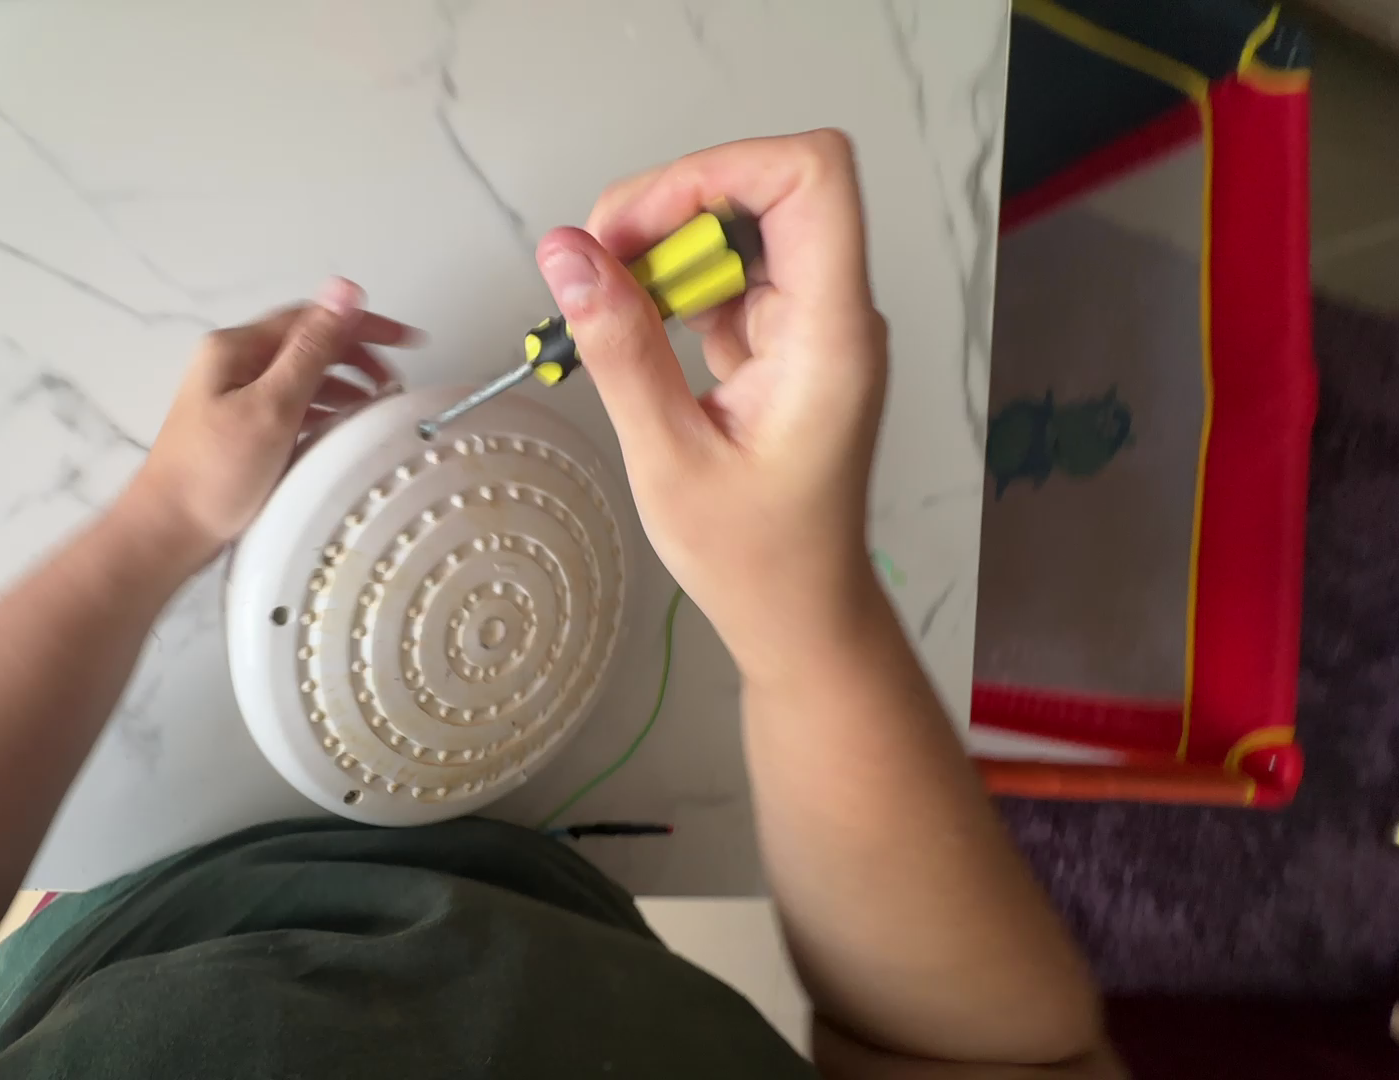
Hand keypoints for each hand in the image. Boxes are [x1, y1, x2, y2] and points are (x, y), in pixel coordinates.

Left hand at [125, 278, 419, 564]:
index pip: (312, 319)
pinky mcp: (244, 429)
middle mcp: (235, 365)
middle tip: (394, 379)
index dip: (364, 324)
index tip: (407, 339)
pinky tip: (344, 426)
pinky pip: (295, 405)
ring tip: (378, 405)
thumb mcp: (272, 406)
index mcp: (236, 348)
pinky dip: (325, 409)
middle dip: (357, 355)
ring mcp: (238, 398)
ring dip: (344, 383)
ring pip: (304, 377)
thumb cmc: (215, 475)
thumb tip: (343, 290)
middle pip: (308, 344)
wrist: (170, 533)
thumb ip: (311, 350)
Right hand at [535, 133, 887, 683]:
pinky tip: (633, 335)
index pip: (807, 176)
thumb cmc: (745, 554)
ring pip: (740, 235)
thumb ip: (619, 349)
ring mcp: (809, 329)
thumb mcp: (666, 455)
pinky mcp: (782, 348)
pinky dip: (671, 294)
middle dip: (669, 212)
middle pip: (765, 194)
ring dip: (663, 254)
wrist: (794, 607)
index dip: (712, 173)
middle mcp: (832, 315)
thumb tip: (566, 256)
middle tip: (595, 270)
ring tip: (603, 308)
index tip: (628, 229)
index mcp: (828, 335)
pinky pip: (728, 285)